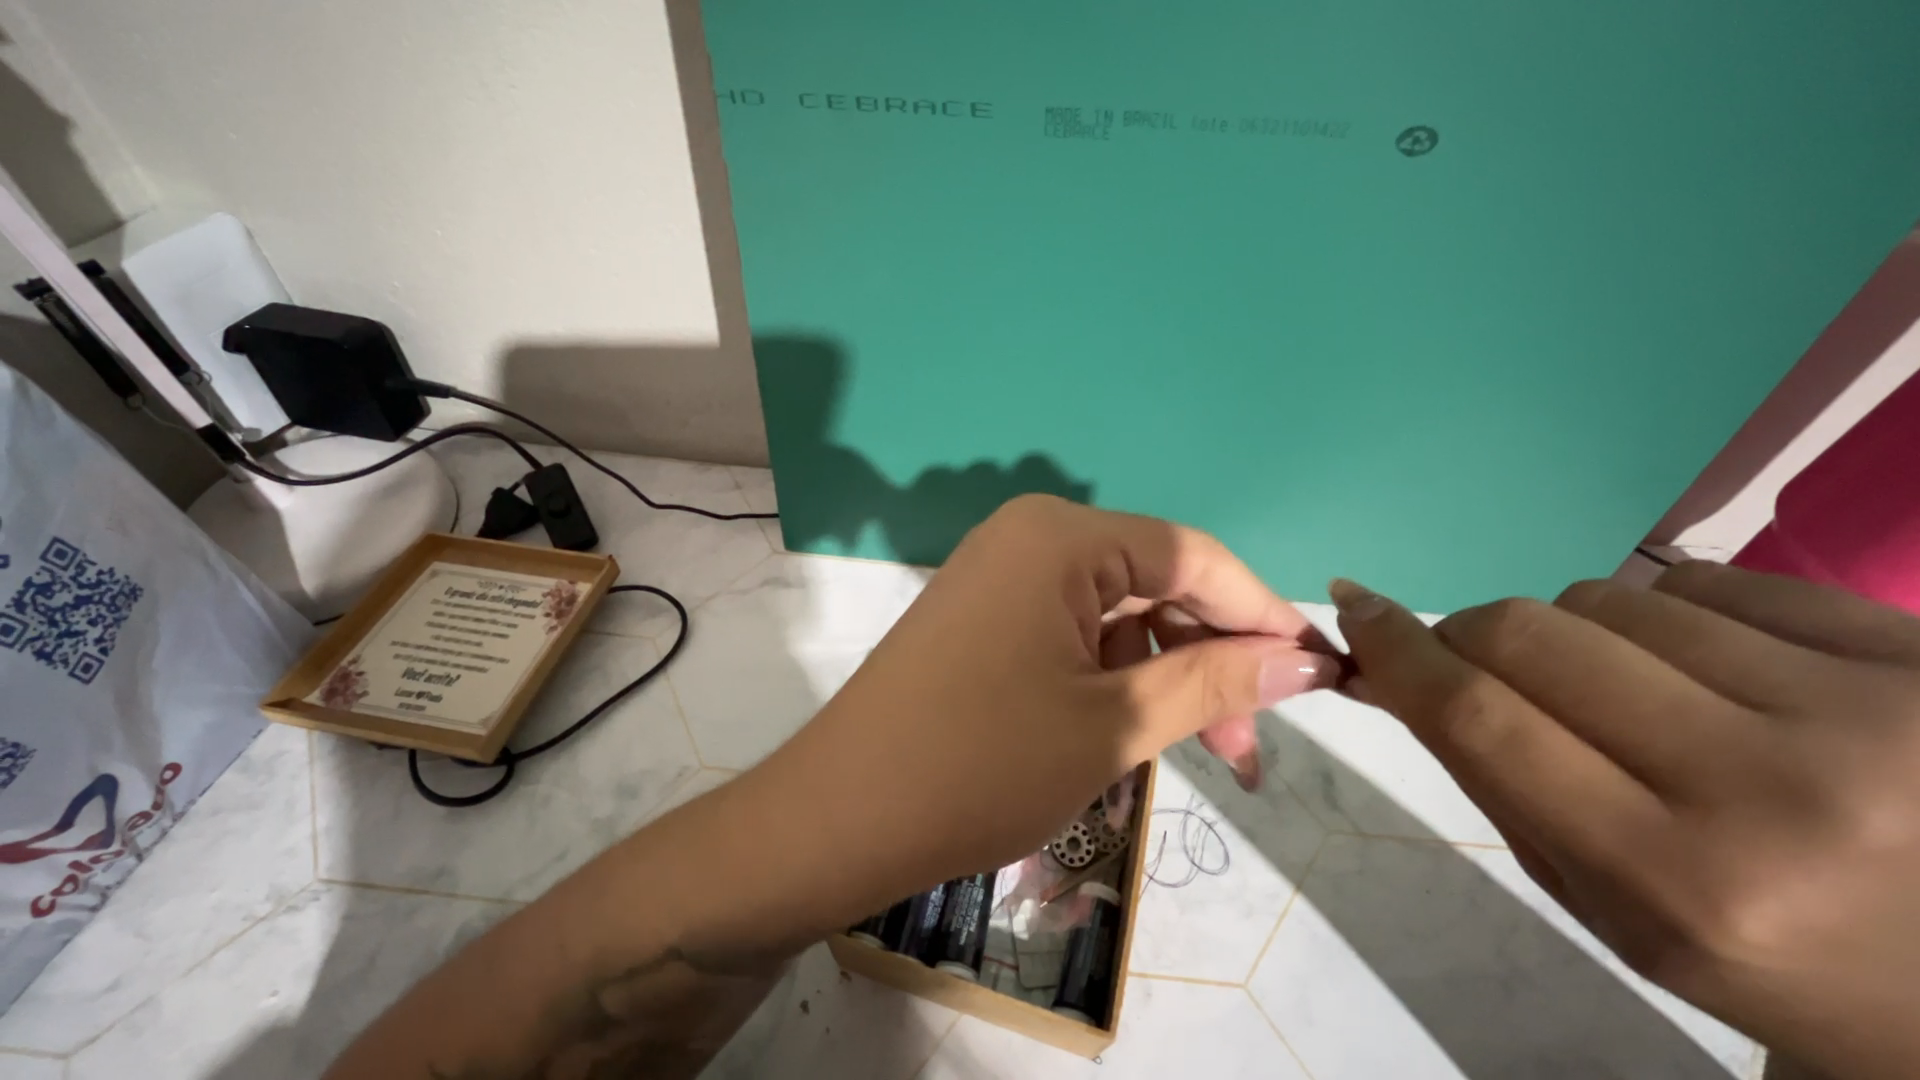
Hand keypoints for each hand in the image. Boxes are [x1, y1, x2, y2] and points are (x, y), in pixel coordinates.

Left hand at [753, 495, 1340, 904]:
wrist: (840, 818)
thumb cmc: (982, 765)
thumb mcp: (1115, 725)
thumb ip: (1215, 680)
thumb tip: (1306, 658)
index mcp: (1060, 538)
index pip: (1192, 554)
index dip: (1260, 613)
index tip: (1320, 673)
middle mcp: (1029, 539)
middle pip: (1153, 584)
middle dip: (1210, 659)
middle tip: (1249, 749)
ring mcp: (1000, 579)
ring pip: (1115, 617)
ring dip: (1165, 678)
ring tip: (1204, 755)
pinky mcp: (983, 621)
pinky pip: (1072, 636)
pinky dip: (1114, 681)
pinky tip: (1135, 734)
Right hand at [1330, 563, 1919, 1079]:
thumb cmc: (1762, 955)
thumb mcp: (1605, 903)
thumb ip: (1493, 777)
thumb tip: (1397, 667)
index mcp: (1679, 883)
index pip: (1482, 718)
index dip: (1400, 651)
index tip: (1356, 609)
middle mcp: (1777, 789)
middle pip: (1532, 636)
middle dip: (1473, 635)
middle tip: (1474, 660)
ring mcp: (1872, 710)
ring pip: (1612, 599)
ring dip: (1577, 634)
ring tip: (1625, 691)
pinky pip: (1710, 581)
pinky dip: (1668, 616)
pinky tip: (1711, 673)